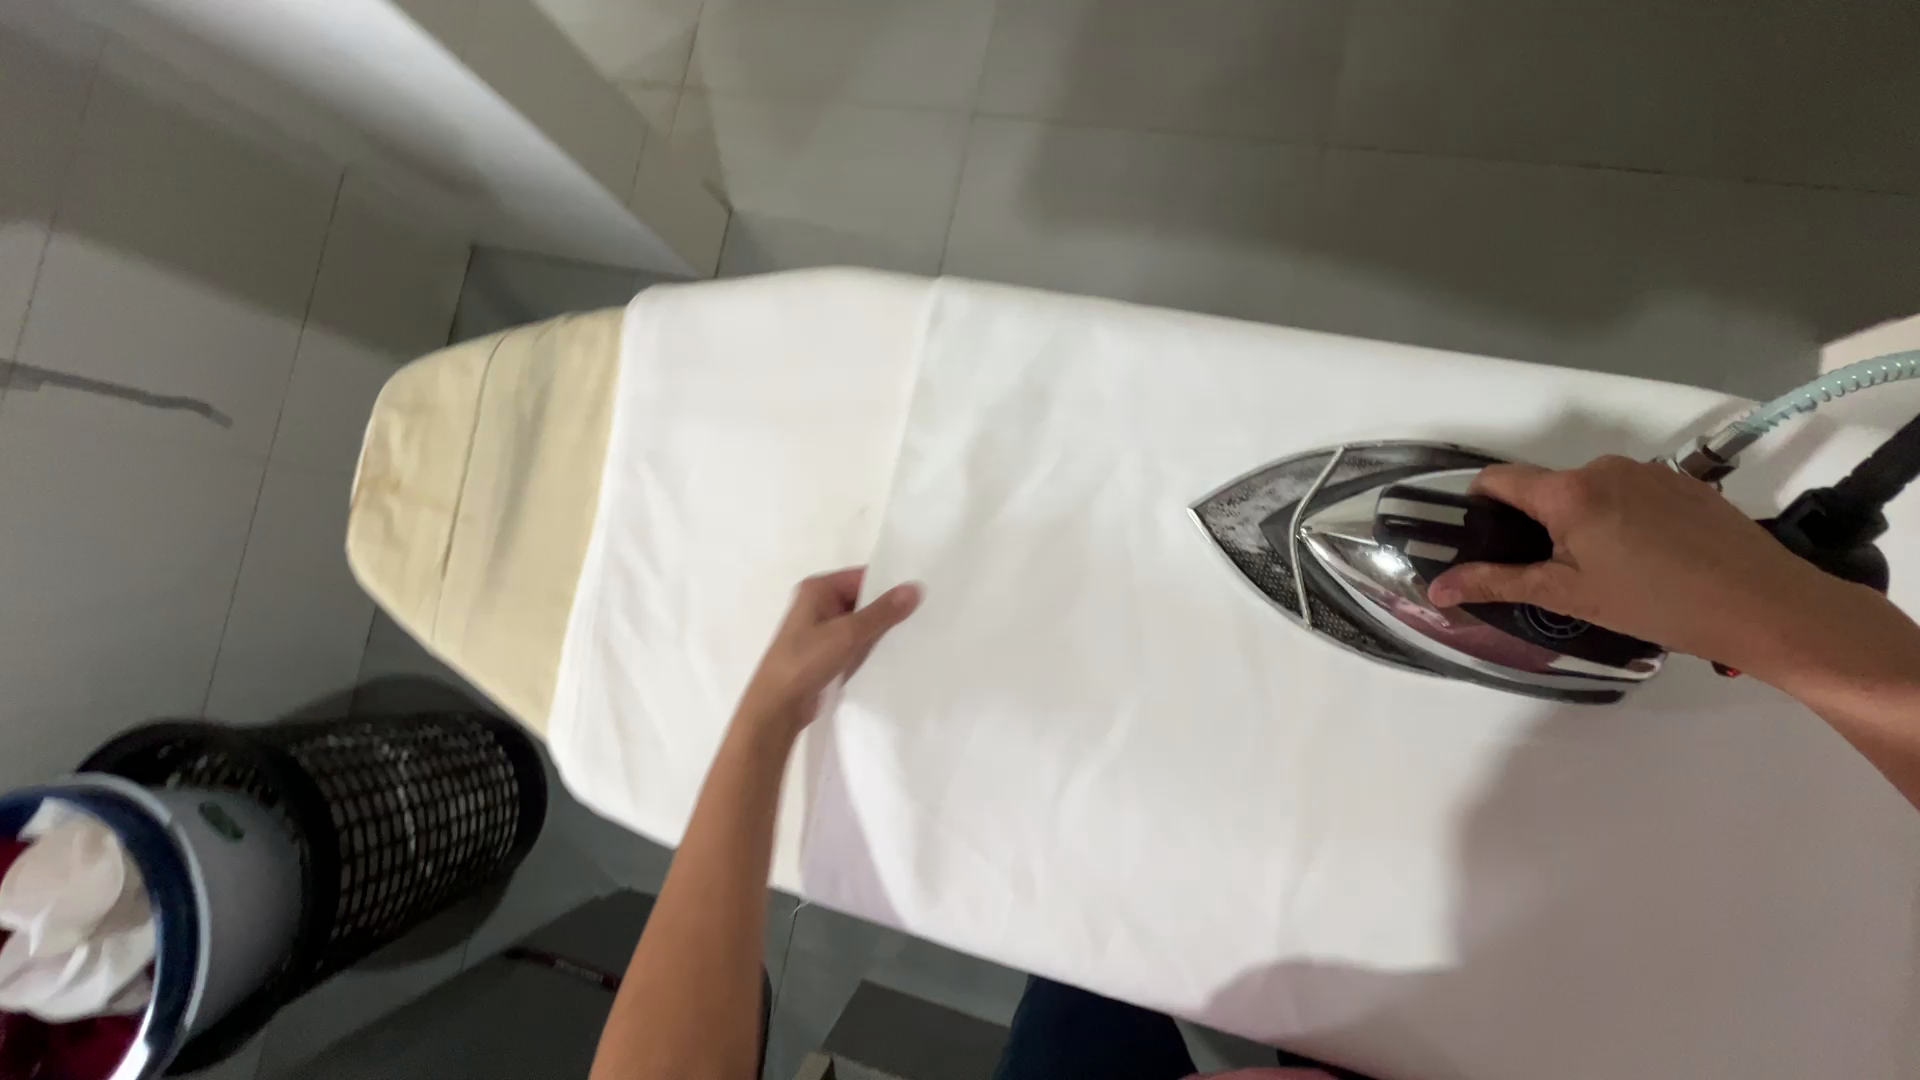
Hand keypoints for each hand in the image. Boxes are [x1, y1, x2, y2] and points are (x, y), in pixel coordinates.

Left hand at [736, 568, 921, 735]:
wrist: (778, 706)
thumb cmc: (806, 661)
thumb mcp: (848, 633)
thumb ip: (883, 611)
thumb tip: (914, 588)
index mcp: (817, 588)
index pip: (862, 576)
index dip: (890, 584)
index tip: (921, 592)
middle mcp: (818, 603)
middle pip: (862, 599)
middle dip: (888, 608)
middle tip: (925, 613)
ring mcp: (821, 629)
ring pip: (861, 622)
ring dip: (881, 629)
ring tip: (916, 631)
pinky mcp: (826, 651)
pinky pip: (855, 641)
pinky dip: (871, 644)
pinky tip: (895, 651)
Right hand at [1424, 455, 1881, 678]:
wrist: (1769, 606)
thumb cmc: (1654, 601)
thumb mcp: (1565, 595)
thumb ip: (1495, 583)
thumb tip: (1435, 589)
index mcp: (1567, 492)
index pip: (1496, 479)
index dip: (1478, 504)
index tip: (1482, 538)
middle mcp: (1604, 468)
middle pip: (1543, 486)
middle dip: (1534, 521)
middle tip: (1549, 568)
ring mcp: (1649, 472)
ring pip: (1587, 490)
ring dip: (1578, 519)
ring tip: (1603, 565)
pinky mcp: (1685, 483)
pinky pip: (1627, 491)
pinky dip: (1618, 516)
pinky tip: (1644, 555)